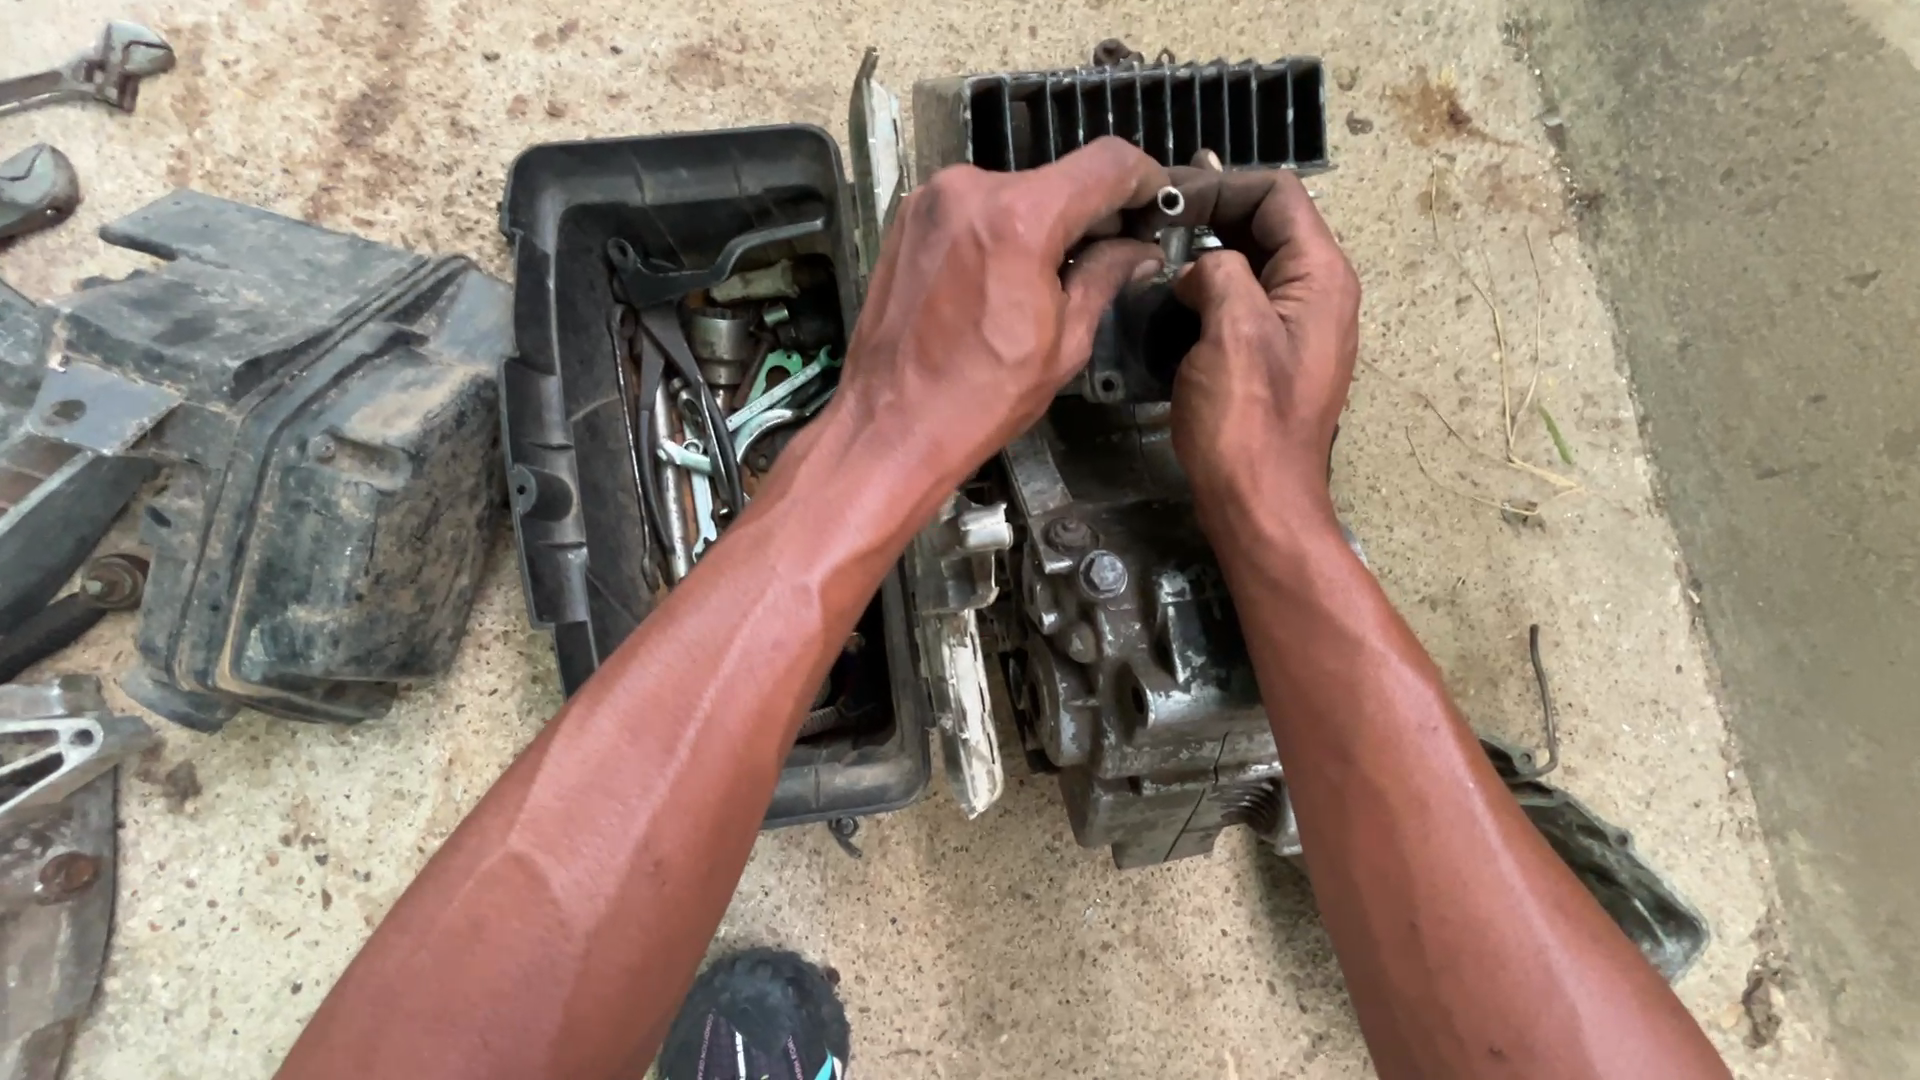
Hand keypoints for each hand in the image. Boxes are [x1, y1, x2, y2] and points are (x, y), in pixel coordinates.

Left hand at [836, 137, 1169, 480]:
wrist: (891, 424)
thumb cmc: (978, 399)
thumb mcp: (1063, 345)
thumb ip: (1104, 279)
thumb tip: (1137, 251)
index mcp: (1017, 218)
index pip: (1105, 163)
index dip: (1143, 179)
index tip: (1155, 203)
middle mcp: (969, 190)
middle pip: (1057, 178)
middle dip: (1091, 212)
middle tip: (1112, 254)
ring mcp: (930, 202)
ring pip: (1013, 193)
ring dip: (1044, 223)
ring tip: (1052, 277)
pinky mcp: (906, 221)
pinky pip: (973, 209)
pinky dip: (1000, 230)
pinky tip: (1006, 276)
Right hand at [1163, 166, 1360, 512]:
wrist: (1257, 500)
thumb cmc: (1246, 421)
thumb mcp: (1233, 331)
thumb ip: (1219, 273)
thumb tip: (1198, 270)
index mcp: (1319, 277)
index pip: (1278, 195)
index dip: (1223, 186)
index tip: (1167, 201)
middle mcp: (1315, 294)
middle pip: (1265, 227)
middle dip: (1210, 217)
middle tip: (1152, 219)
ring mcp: (1293, 329)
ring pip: (1249, 267)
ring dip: (1204, 256)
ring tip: (1154, 255)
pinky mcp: (1268, 359)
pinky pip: (1239, 306)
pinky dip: (1205, 294)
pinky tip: (1170, 302)